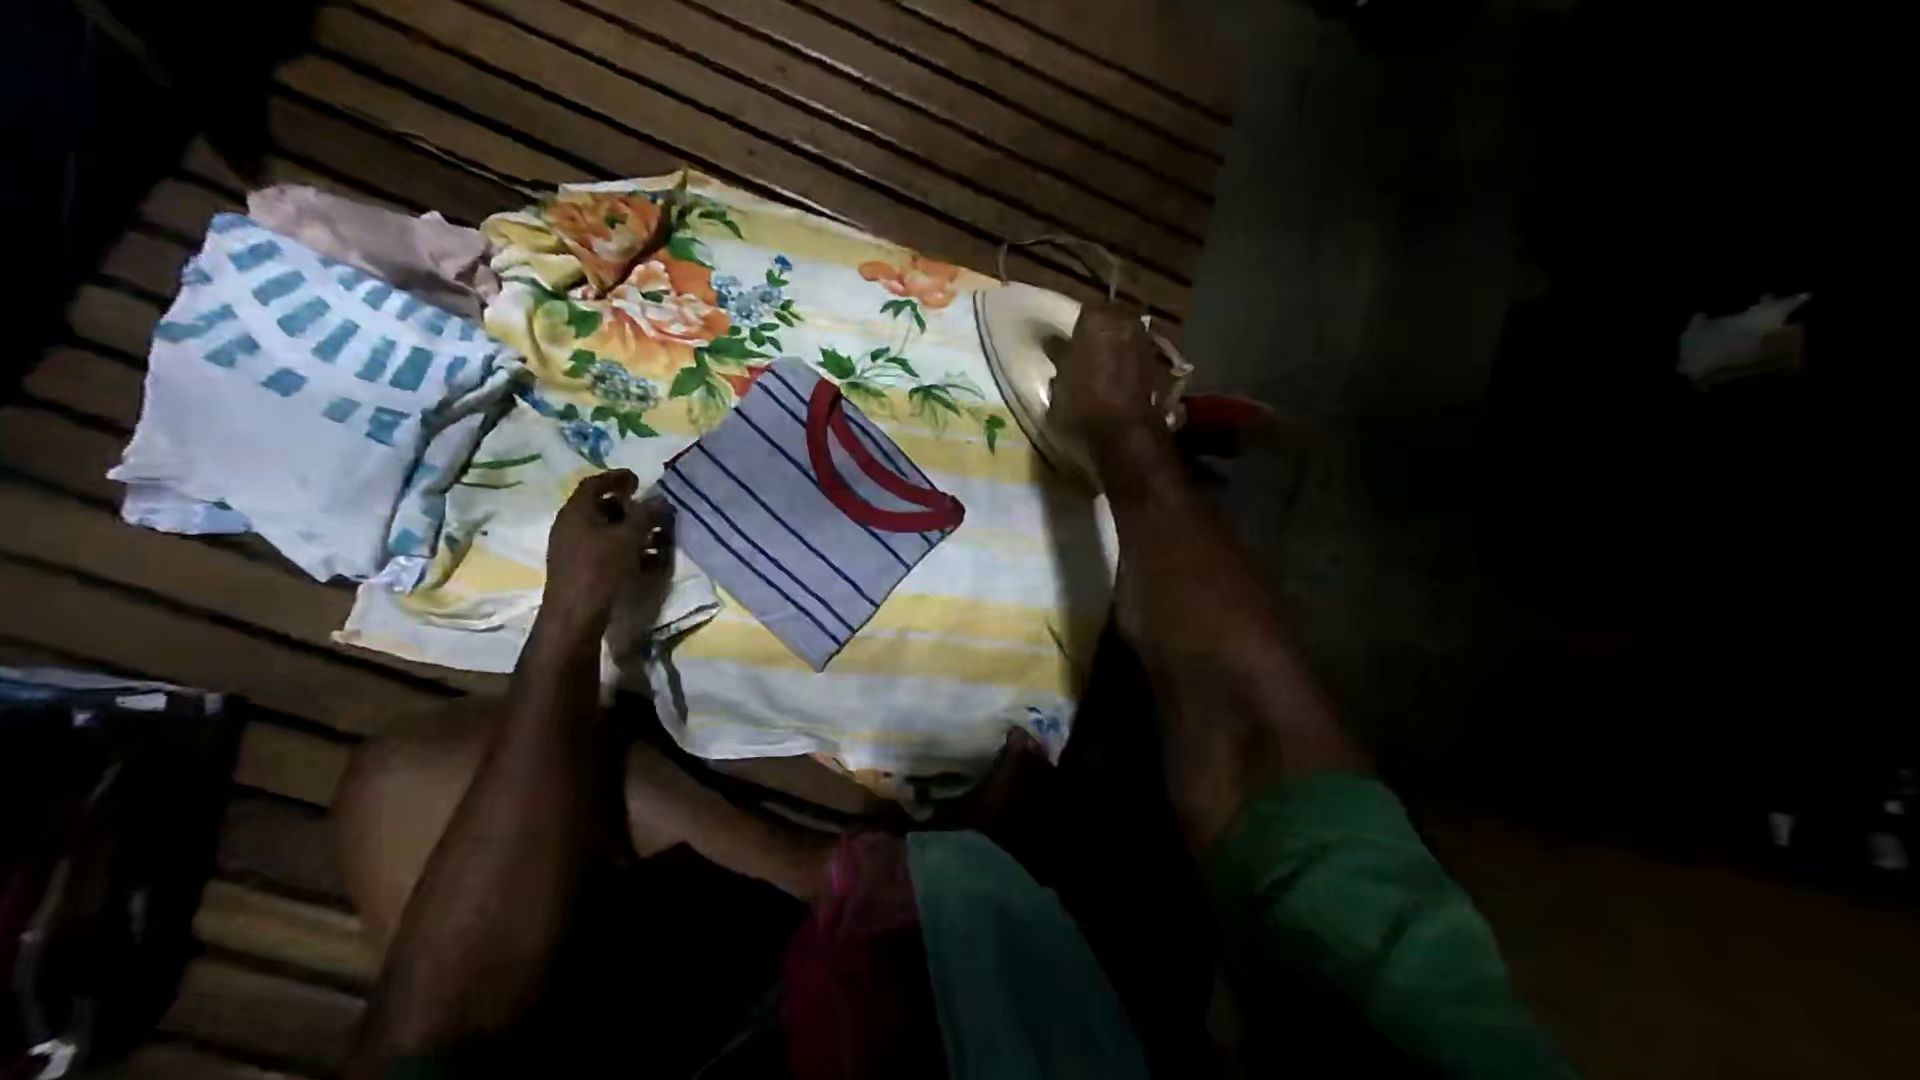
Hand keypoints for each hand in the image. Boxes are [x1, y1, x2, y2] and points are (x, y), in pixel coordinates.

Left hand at [540, 470, 672, 638]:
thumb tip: (661, 500)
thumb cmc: (601, 567)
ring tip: (657, 538)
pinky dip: (626, 549)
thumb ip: (647, 515)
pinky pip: (605, 549)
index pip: (595, 483)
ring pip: (605, 531)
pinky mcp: (579, 568)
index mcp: (576, 511)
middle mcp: (570, 526)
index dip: (617, 478)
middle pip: (601, 507)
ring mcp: (572, 548)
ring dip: (631, 531)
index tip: (638, 480)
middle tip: (650, 511)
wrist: (575, 613)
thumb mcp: (629, 537)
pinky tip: (647, 561)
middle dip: (629, 508)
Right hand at [1051, 301, 1171, 452]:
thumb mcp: (1061, 382)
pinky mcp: (1158, 364)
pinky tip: (1120, 379)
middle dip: (1102, 330)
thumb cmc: (1084, 404)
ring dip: (1118, 345)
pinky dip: (1130, 362)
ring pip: (1128, 334)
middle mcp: (1126, 323)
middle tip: (1087, 348)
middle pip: (1112, 317)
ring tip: (1104, 364)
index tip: (1070, 339)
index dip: (1078, 325)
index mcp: (1097, 320)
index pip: (1086, 310)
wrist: (1126, 433)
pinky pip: (1139, 354)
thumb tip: (1054, 343)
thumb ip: (1060, 357)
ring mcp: (1145, 342)